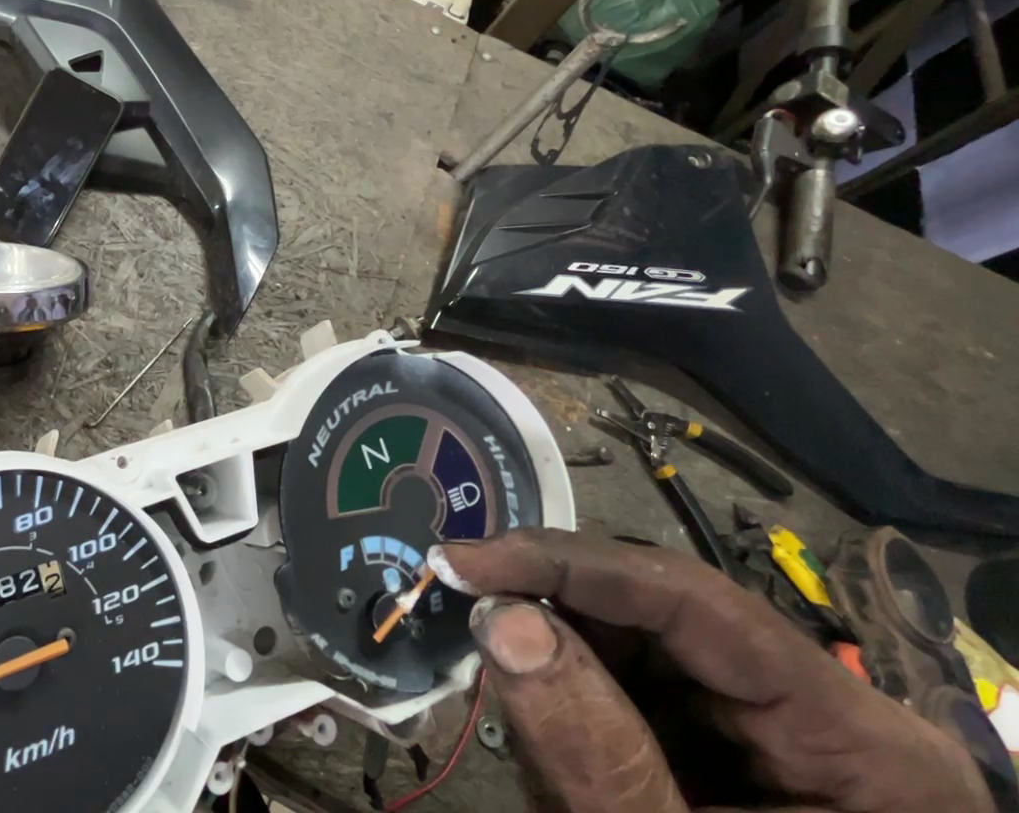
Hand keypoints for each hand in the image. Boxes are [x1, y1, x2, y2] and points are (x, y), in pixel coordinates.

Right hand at [428, 529, 994, 812]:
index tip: (457, 560)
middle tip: (458, 617)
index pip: (691, 600)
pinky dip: (568, 704)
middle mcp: (816, 709)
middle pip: (657, 615)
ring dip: (552, 665)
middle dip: (550, 615)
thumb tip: (499, 619)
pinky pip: (627, 690)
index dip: (566, 564)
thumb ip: (597, 755)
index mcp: (858, 741)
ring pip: (630, 646)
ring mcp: (768, 727)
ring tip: (522, 729)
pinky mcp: (721, 744)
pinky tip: (552, 746)